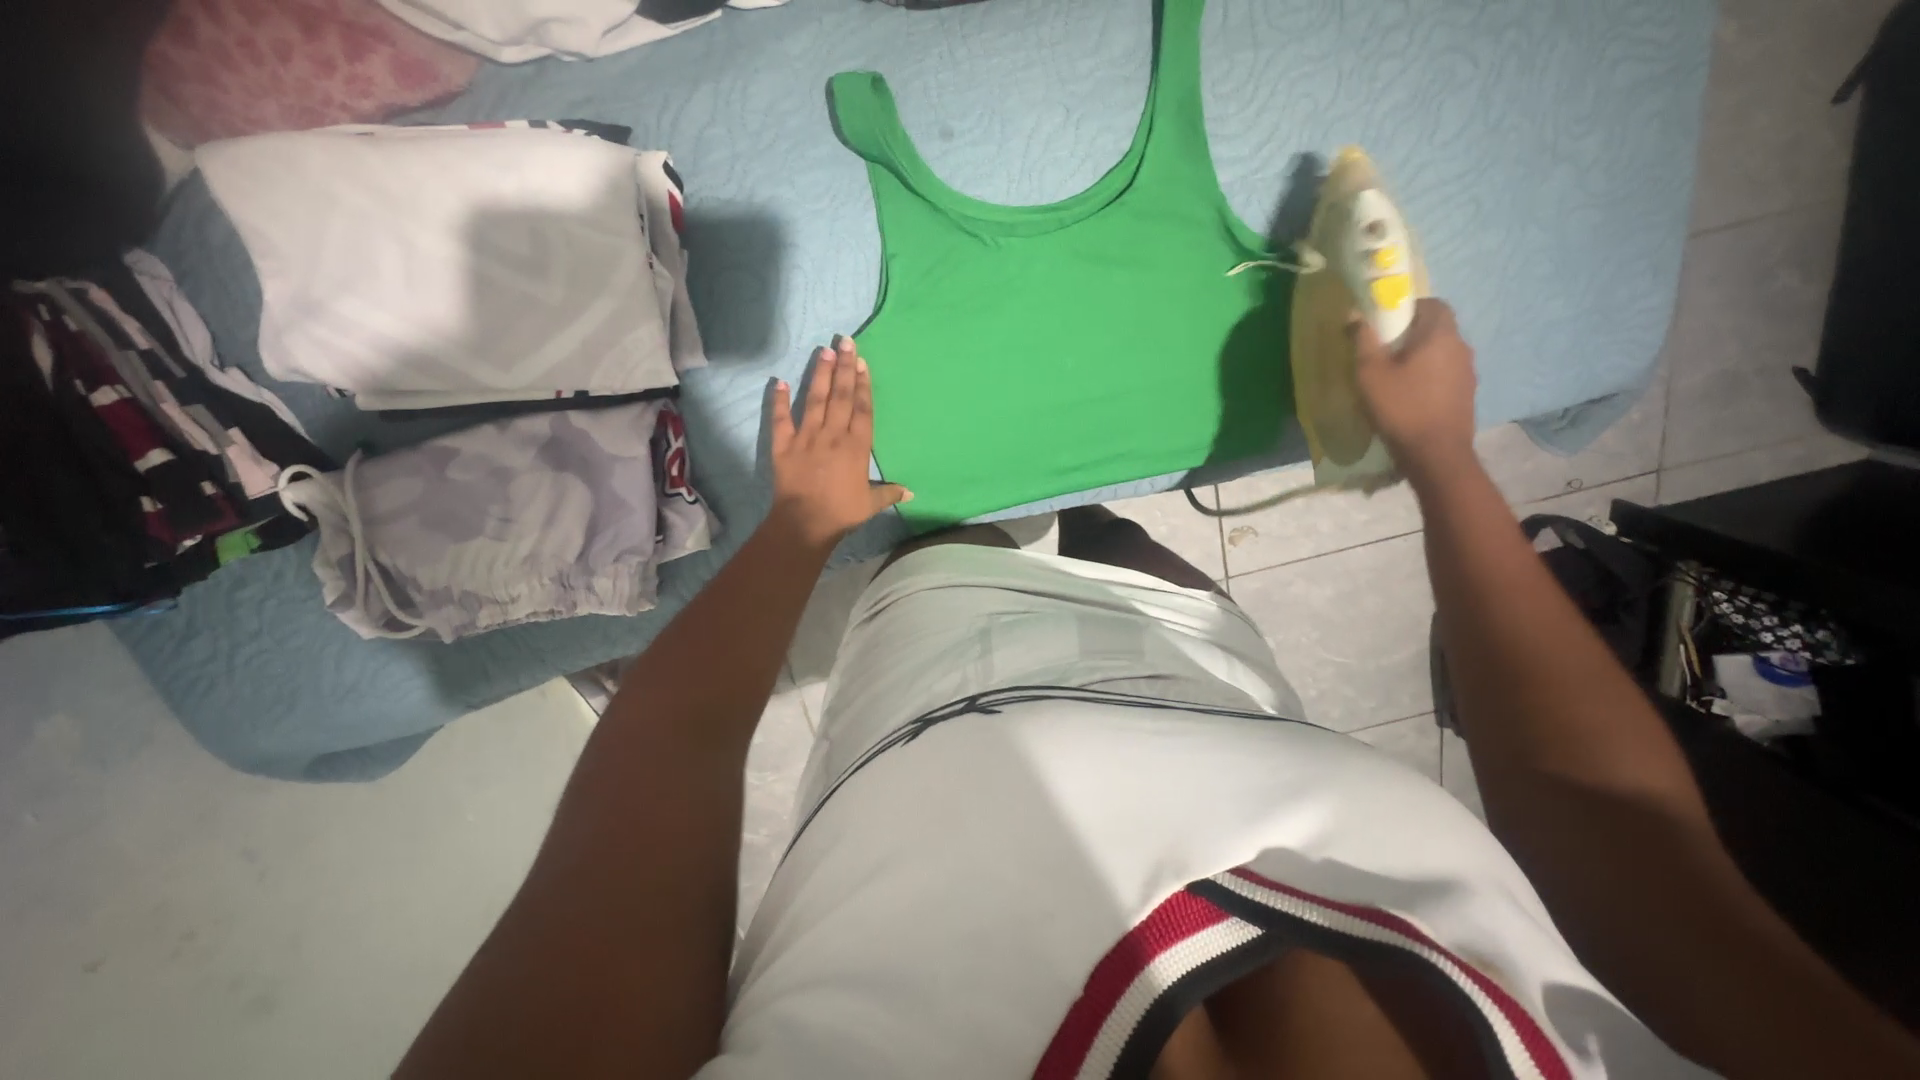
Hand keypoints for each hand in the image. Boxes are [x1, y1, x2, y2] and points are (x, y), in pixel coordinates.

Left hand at [767, 335, 910, 549]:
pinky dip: (778, 400)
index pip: (862, 409)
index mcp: (856, 447)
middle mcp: (833, 435)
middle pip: (841, 396)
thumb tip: (910, 492)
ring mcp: (807, 438)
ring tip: (823, 350)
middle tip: (845, 341)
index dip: (863, 385)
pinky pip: (781, 419)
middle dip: (844, 368)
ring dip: (819, 374)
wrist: (805, 523)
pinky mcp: (784, 446)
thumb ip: (888, 493)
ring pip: (814, 400)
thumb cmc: (841, 513)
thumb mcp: (870, 504)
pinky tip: (778, 381)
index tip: (862, 363)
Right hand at [1352, 298, 1478, 480]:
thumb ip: (1363, 340)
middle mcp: (1461, 348)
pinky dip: (1429, 378)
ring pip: (1442, 353)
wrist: (1435, 454)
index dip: (1410, 307)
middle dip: (1412, 334)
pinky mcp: (1466, 395)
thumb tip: (1356, 315)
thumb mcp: (1370, 373)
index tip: (1387, 323)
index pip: (1434, 304)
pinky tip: (1410, 398)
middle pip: (1438, 329)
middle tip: (1384, 351)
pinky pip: (1445, 375)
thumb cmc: (1401, 408)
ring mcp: (1468, 373)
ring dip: (1421, 358)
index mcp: (1441, 335)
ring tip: (1395, 378)